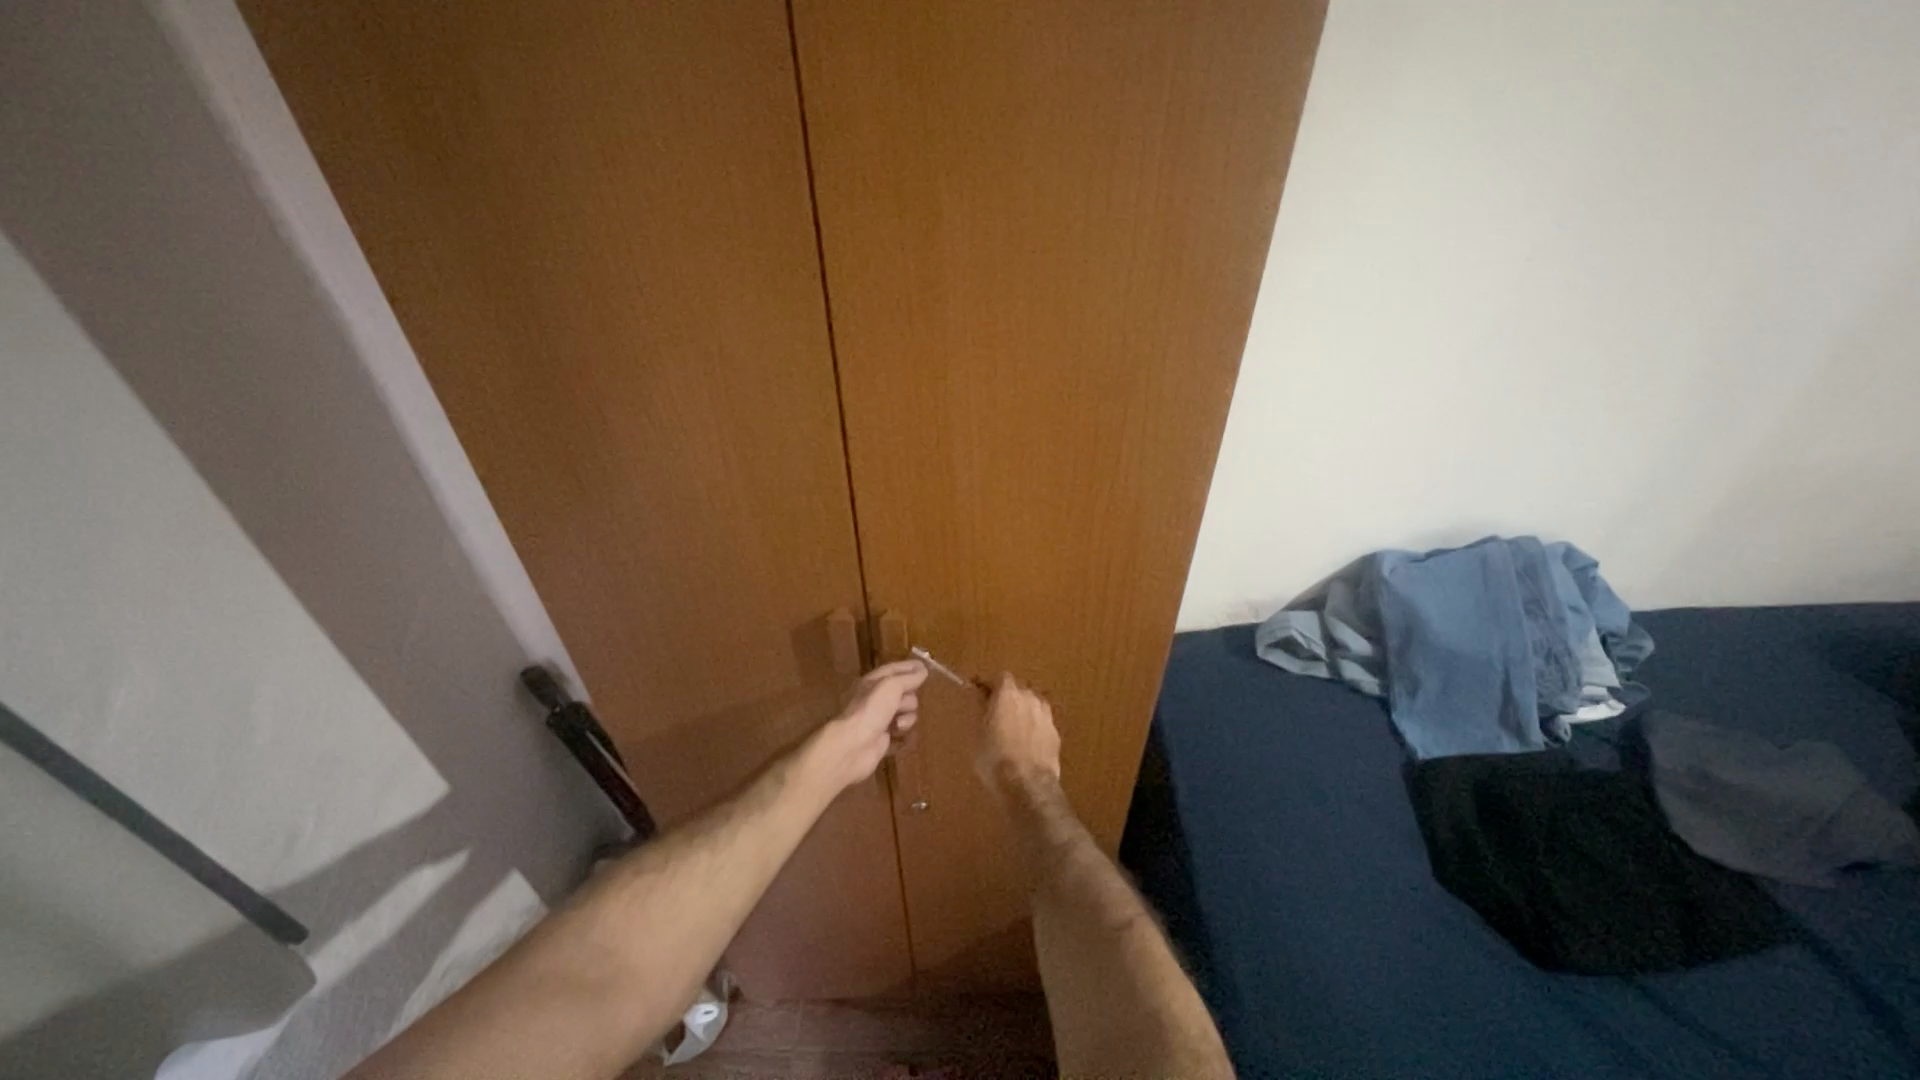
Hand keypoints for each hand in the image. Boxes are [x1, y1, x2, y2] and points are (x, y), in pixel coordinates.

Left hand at [812, 660, 927, 791]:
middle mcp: (875, 700)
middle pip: (904, 695)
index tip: (927, 668)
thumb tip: (923, 670)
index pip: (894, 670)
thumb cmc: (871, 710)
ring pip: (905, 716)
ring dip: (907, 720)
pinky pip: (902, 738)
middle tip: (902, 706)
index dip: (909, 668)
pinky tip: (905, 739)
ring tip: (898, 726)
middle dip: (909, 700)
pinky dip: (905, 738)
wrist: (853, 746)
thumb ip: (908, 678)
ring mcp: (879, 722)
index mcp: (873, 683)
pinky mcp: (882, 742)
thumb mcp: (891, 686)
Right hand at [975, 673, 1061, 796]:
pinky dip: (1033, 728)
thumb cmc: (994, 758)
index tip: (980, 695)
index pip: (999, 678)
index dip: (989, 686)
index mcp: (1008, 693)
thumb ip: (981, 711)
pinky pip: (1041, 724)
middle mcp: (1030, 698)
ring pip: (1032, 706)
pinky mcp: (1056, 734)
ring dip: (1023, 712)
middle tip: (996, 714)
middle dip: (1007, 698)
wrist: (1027, 784)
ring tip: (1013, 730)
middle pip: (1018, 690)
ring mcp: (1046, 715)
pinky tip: (1026, 744)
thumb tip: (980, 698)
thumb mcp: (977, 734)